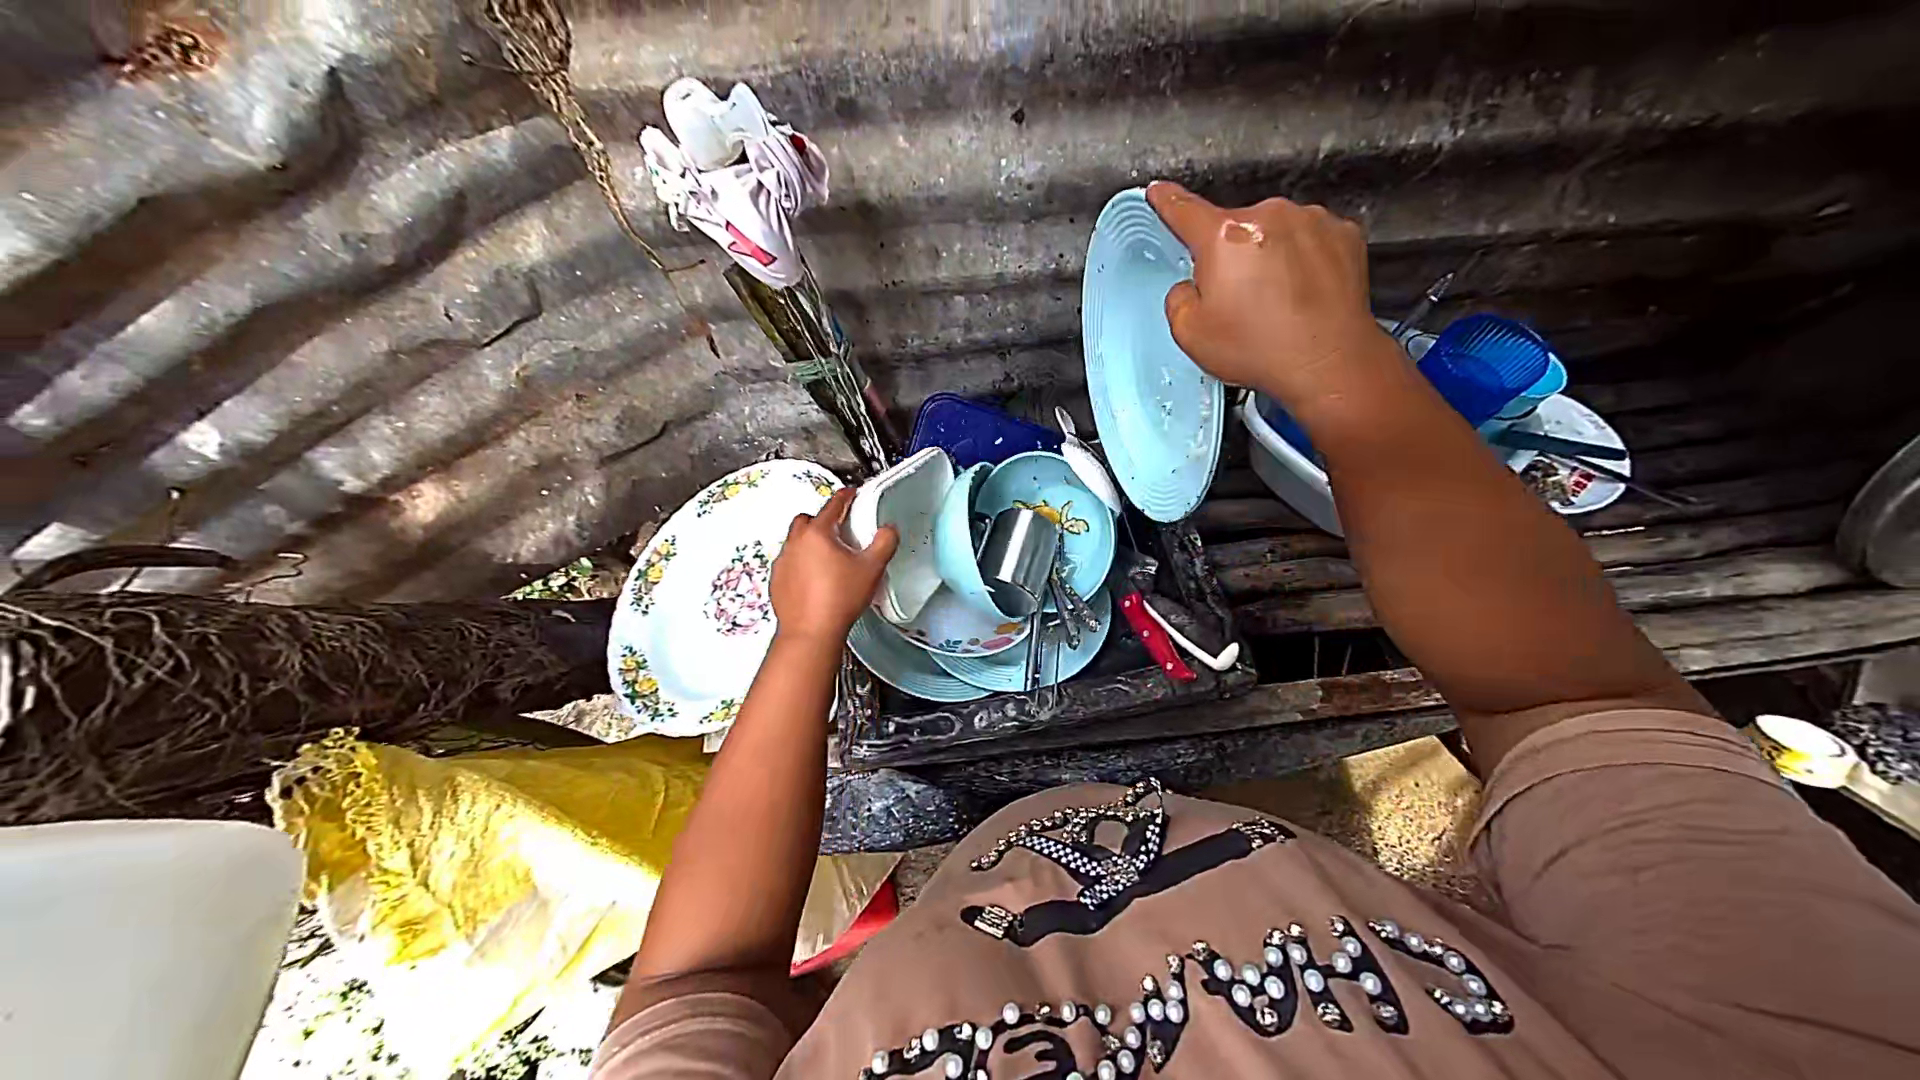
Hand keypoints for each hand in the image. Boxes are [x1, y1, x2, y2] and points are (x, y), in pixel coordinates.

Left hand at [770, 486, 897, 646]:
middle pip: (808, 520)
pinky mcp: (776, 581)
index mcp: (817, 533)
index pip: (833, 505)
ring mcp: (782, 562)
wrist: (811, 632)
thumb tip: (888, 530)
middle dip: (823, 520)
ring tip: (829, 558)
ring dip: (810, 542)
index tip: (851, 493)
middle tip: (840, 531)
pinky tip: (815, 578)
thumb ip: (885, 542)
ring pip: (796, 541)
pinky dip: (801, 563)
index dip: (845, 496)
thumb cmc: (840, 598)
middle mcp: (795, 543)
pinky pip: (789, 563)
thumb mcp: (872, 568)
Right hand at [1146, 180, 1394, 409]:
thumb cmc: (1262, 348)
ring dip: (1266, 261)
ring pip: (1271, 234)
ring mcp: (1310, 221)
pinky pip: (1306, 241)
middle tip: (1237, 304)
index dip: (1167, 201)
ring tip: (1273, 304)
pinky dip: (1299, 263)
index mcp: (1225, 238)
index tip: (1160, 192)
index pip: (1185, 210)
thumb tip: (1190, 286)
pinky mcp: (1341, 234)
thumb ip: (1178, 299)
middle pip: (1233, 231)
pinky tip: (1298, 296)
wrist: (1328, 362)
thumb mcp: (1190, 334)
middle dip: (1229, 260)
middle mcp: (1269, 217)